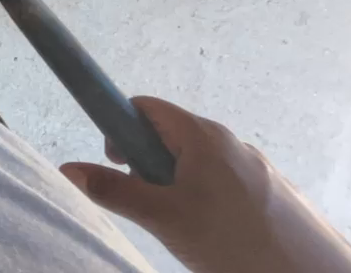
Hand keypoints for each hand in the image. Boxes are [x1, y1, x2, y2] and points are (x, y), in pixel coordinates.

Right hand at [61, 97, 350, 272]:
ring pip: (200, 163)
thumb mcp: (164, 219)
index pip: (145, 107)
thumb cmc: (236, 244)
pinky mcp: (284, 198)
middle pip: (171, 135)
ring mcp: (263, 171)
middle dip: (151, 162)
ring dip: (181, 184)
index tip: (120, 163)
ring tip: (188, 224)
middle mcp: (233, 143)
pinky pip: (230, 185)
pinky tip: (221, 235)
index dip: (122, 128)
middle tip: (152, 200)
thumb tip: (66, 169)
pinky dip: (213, 201)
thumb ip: (113, 190)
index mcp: (203, 136)